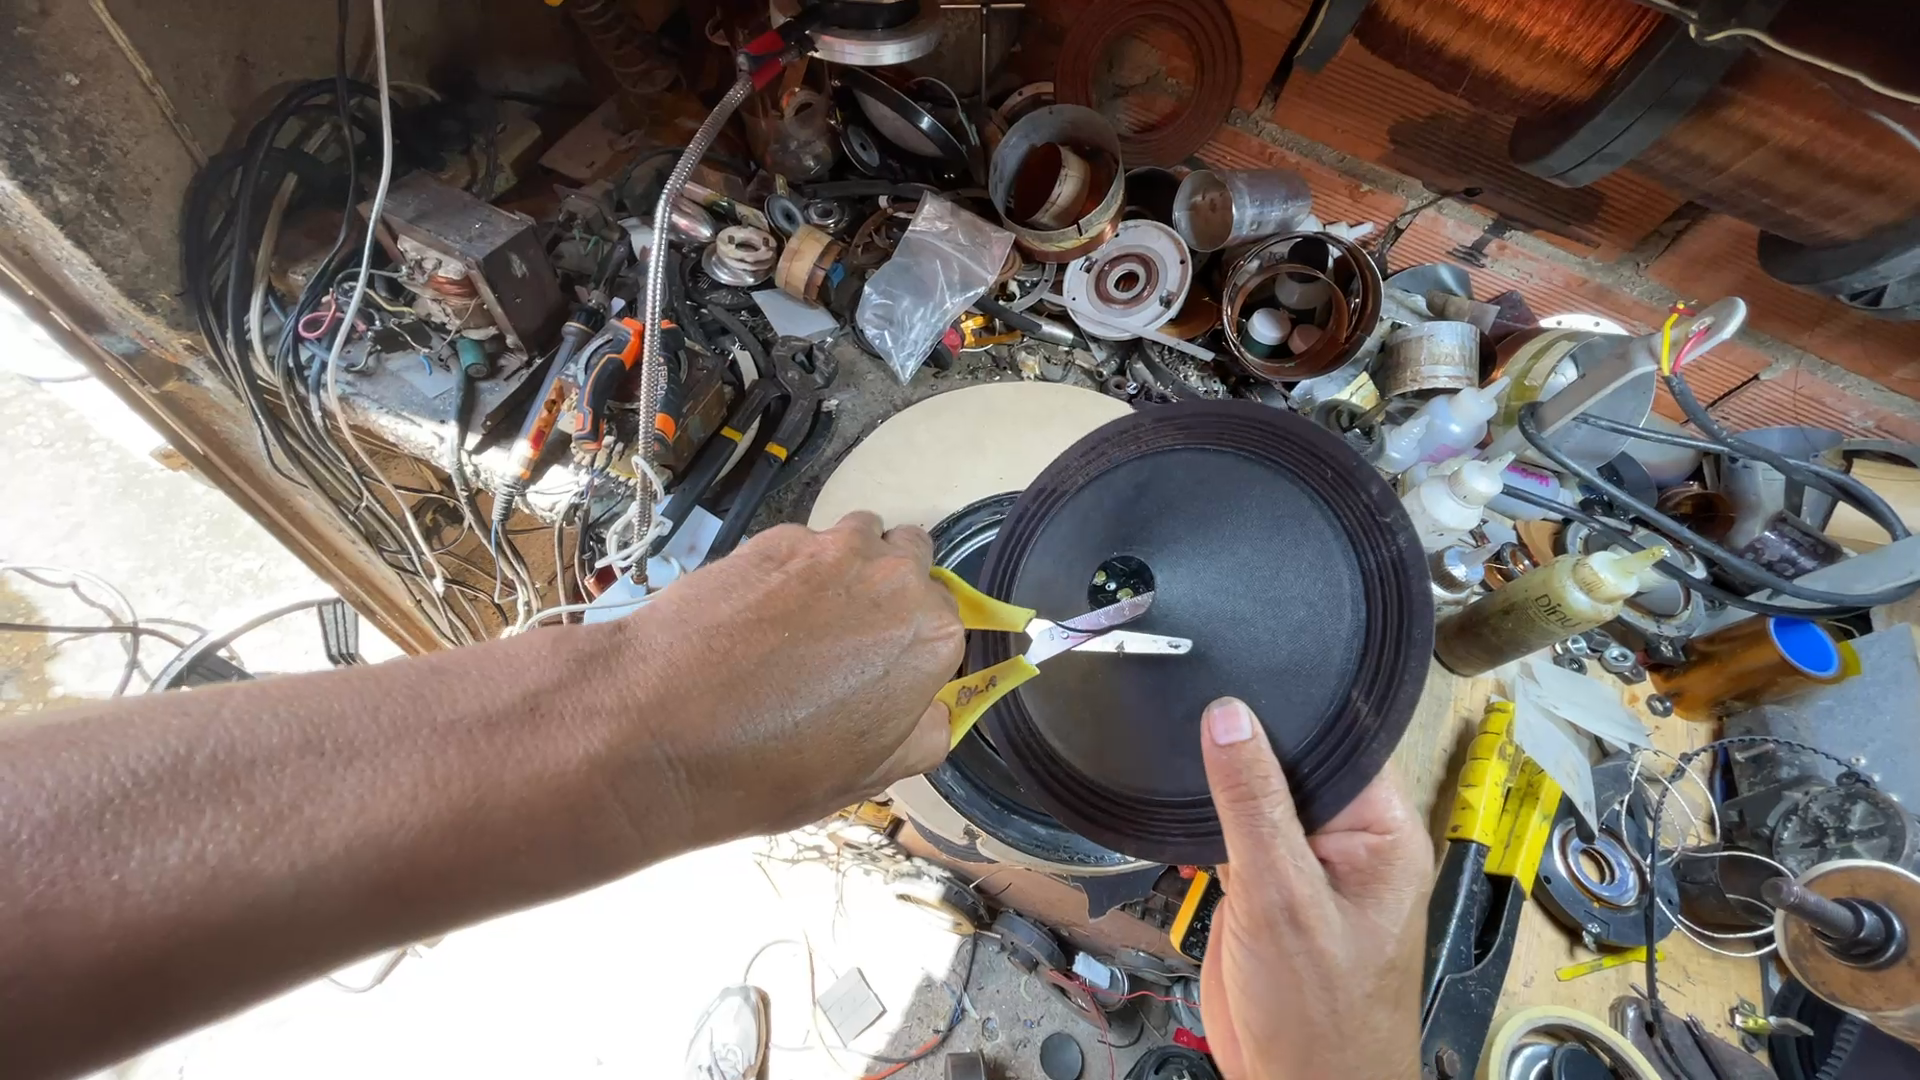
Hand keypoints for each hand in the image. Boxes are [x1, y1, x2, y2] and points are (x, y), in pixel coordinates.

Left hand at [618, 511, 964, 837]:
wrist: (656, 726)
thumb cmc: (773, 766)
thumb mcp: (870, 775)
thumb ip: (926, 731)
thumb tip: (933, 706)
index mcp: (932, 635)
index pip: (948, 625)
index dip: (915, 650)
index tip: (883, 673)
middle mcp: (894, 576)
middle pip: (913, 562)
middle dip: (891, 591)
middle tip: (847, 638)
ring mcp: (832, 547)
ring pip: (862, 538)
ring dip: (849, 566)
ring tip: (802, 616)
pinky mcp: (775, 535)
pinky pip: (805, 543)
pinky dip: (794, 567)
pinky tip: (754, 610)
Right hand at [1196, 698, 1432, 1079]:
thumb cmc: (1314, 1007)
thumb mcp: (1281, 896)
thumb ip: (1252, 802)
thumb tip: (1227, 714)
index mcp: (1377, 829)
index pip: (1337, 740)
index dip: (1290, 700)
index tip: (1237, 659)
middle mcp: (1343, 835)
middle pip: (1290, 760)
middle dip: (1242, 732)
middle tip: (1189, 678)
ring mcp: (1298, 858)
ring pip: (1254, 791)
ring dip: (1216, 773)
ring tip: (1171, 717)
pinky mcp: (1261, 881)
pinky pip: (1231, 825)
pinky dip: (1202, 812)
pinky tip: (1169, 786)